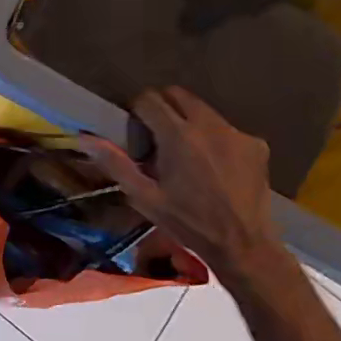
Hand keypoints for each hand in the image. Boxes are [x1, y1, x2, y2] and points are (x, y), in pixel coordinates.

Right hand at [80, 88, 292, 285]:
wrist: (243, 244)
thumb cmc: (188, 223)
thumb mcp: (144, 197)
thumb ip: (115, 163)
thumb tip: (84, 139)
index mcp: (178, 135)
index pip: (149, 99)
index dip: (137, 110)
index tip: (135, 128)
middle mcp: (209, 125)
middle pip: (178, 95)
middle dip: (163, 108)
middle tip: (156, 136)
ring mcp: (236, 133)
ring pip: (203, 111)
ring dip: (189, 123)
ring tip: (186, 154)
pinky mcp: (256, 144)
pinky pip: (227, 130)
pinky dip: (215, 140)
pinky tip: (214, 167)